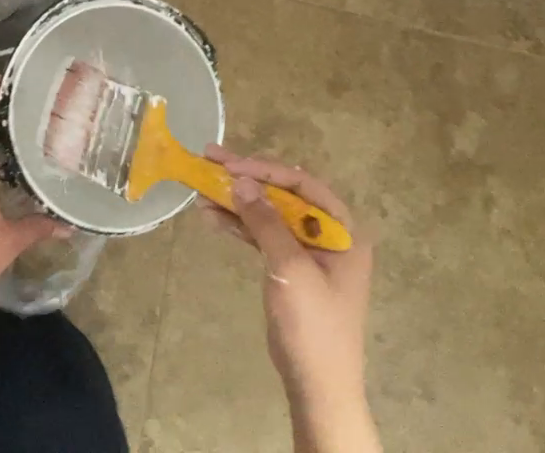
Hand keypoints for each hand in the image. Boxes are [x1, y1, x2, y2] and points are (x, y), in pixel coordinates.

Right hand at [200, 146, 374, 408]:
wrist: (317, 384)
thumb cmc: (313, 324)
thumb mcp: (289, 268)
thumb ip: (266, 222)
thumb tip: (241, 181)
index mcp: (343, 230)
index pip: (302, 184)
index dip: (264, 170)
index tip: (229, 165)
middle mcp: (329, 234)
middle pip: (284, 195)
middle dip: (247, 180)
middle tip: (210, 160)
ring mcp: (310, 252)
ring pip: (270, 214)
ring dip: (238, 202)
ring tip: (201, 190)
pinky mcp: (291, 268)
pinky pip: (264, 235)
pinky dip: (240, 225)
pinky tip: (212, 217)